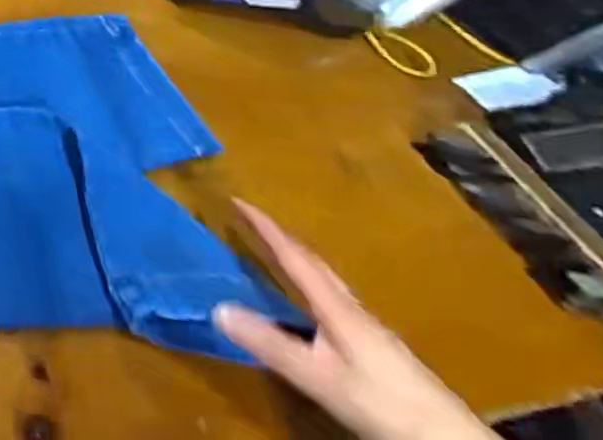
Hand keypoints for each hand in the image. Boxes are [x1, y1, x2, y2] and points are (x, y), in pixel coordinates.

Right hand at [214, 199, 496, 439]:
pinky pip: (333, 302)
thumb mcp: (321, 377)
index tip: (238, 199)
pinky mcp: (378, 349)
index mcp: (337, 308)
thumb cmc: (385, 402)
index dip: (266, 227)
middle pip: (314, 264)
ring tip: (273, 254)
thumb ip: (272, 345)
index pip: (295, 257)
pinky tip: (307, 307)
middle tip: (252, 221)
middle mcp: (353, 311)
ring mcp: (369, 330)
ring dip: (298, 261)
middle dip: (281, 238)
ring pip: (326, 283)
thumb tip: (217, 307)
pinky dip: (310, 288)